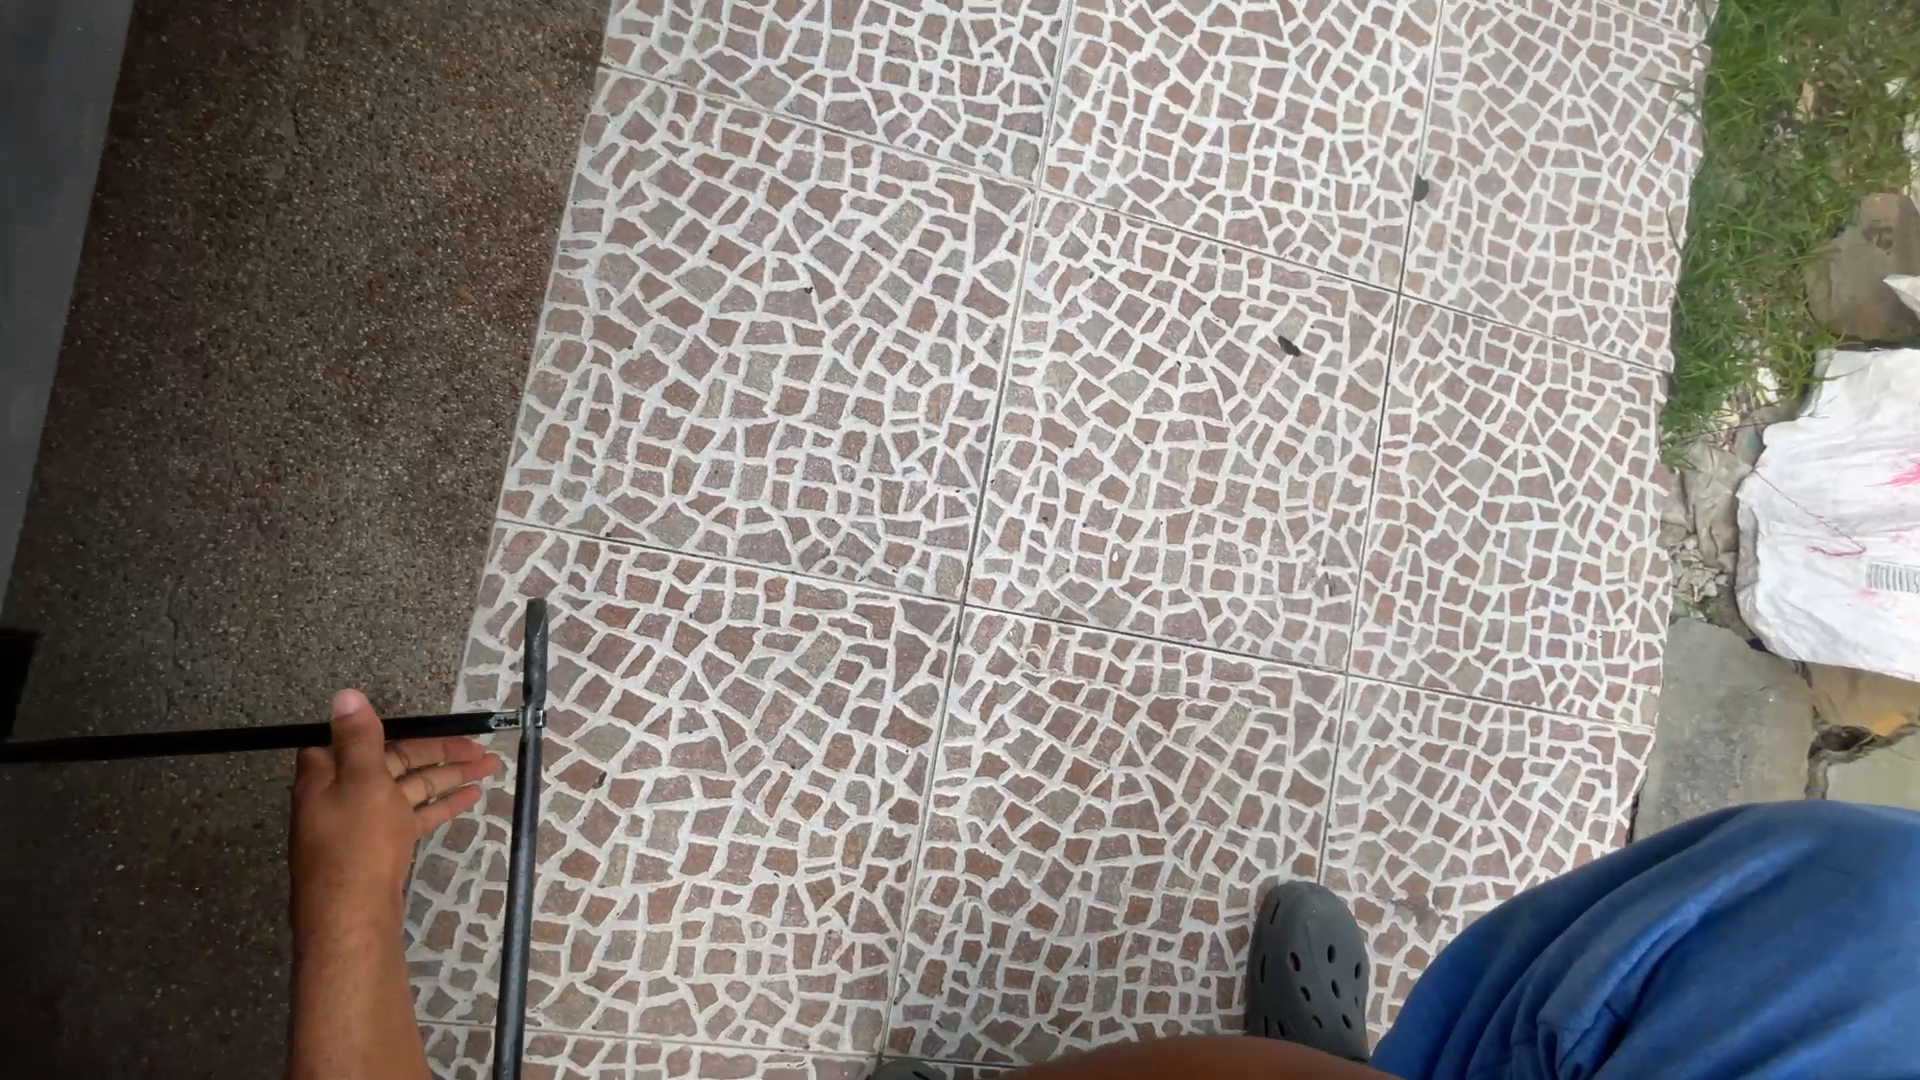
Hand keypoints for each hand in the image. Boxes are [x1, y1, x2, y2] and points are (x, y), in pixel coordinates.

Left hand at [289, 688, 499, 940]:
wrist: (352, 915)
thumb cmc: (356, 844)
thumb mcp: (362, 782)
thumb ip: (360, 738)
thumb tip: (346, 695)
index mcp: (328, 776)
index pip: (362, 739)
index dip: (401, 729)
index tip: (439, 724)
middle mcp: (342, 794)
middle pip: (396, 761)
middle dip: (440, 751)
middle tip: (482, 747)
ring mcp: (364, 821)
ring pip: (412, 786)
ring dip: (451, 775)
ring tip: (492, 766)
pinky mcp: (383, 842)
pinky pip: (417, 812)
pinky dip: (443, 802)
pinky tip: (473, 796)